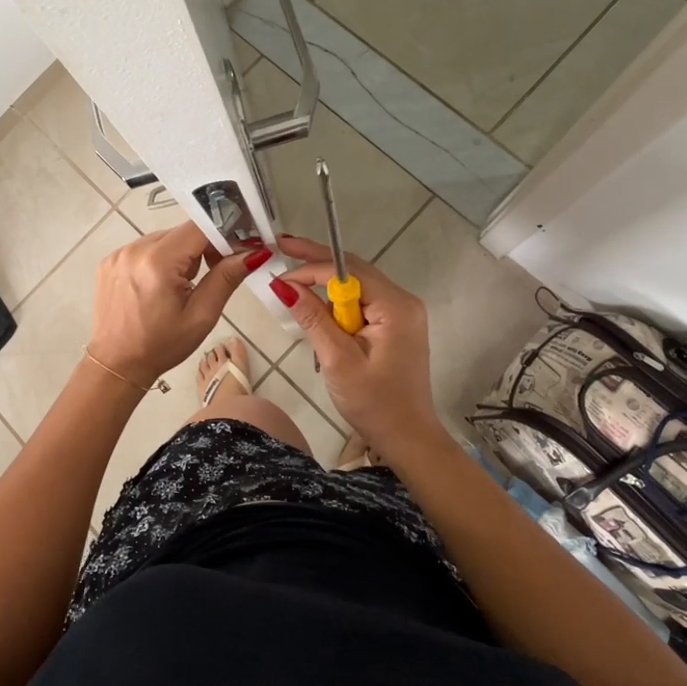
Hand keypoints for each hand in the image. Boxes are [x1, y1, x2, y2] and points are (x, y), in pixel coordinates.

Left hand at [89, 223, 271, 385]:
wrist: (117, 364)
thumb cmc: (162, 345)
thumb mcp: (201, 315)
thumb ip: (226, 278)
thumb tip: (255, 252)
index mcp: (157, 262)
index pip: (198, 227)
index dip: (220, 236)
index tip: (231, 255)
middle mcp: (134, 249)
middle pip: (181, 232)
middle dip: (200, 249)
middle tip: (205, 278)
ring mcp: (119, 253)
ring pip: (163, 239)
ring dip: (178, 255)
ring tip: (177, 287)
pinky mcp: (110, 260)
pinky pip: (144, 248)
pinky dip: (157, 260)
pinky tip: (156, 287)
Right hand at [270, 234, 445, 455]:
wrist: (408, 438)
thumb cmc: (374, 404)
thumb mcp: (338, 360)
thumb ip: (312, 317)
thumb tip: (283, 284)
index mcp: (395, 307)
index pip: (347, 271)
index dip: (311, 267)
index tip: (279, 273)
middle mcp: (403, 301)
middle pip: (353, 270)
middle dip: (316, 261)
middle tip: (281, 247)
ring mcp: (401, 312)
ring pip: (356, 284)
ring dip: (325, 283)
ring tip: (292, 278)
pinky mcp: (395, 325)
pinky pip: (361, 301)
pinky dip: (337, 302)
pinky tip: (316, 304)